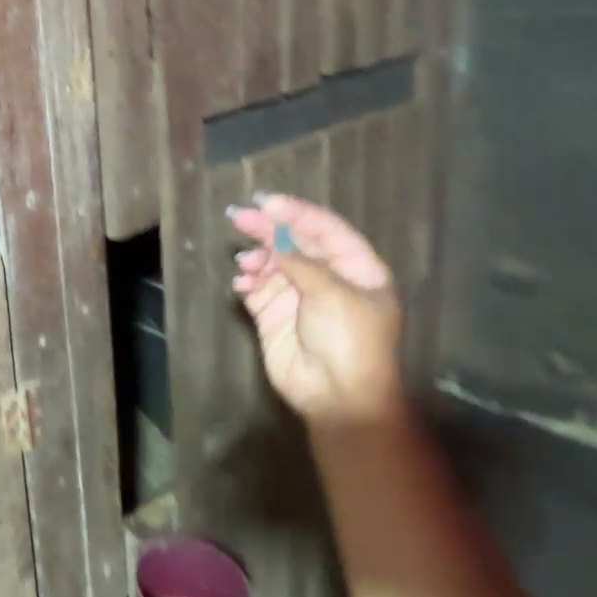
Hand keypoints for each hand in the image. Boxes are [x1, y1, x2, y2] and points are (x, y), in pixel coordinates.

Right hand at [227, 193, 403, 421]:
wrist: (336, 394)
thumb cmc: (349, 340)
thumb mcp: (332, 294)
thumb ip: (300, 261)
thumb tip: (272, 237)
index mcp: (358, 270)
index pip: (327, 230)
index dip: (298, 214)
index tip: (266, 202)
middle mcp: (329, 279)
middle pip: (296, 244)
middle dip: (268, 230)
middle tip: (238, 217)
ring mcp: (300, 298)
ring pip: (273, 264)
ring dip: (256, 259)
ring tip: (244, 264)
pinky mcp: (275, 316)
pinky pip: (256, 290)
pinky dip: (246, 283)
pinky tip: (241, 285)